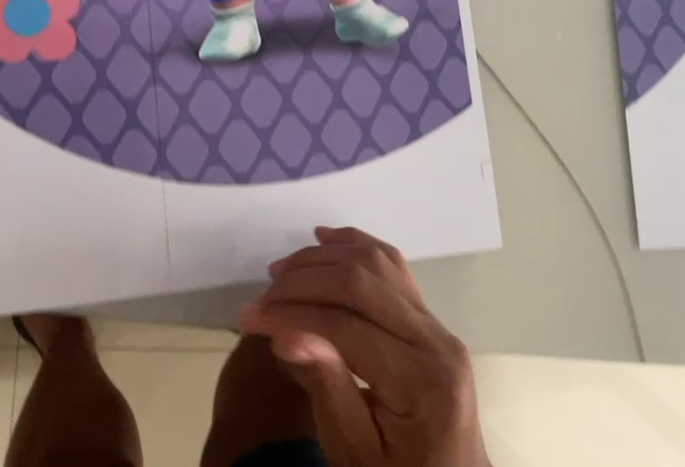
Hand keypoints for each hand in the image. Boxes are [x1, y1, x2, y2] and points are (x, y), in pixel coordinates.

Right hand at [239, 227, 489, 466]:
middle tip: (261, 300)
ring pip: (376, 263)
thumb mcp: (355, 451)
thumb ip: (326, 388)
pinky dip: (355, 245)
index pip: (346, 327)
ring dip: (322, 258)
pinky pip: (393, 265)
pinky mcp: (429, 318)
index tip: (247, 319)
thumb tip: (284, 333)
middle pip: (361, 284)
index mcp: (422, 382)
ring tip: (280, 273)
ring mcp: (437, 325)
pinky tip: (324, 238)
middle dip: (302, 282)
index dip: (291, 316)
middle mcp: (437, 341)